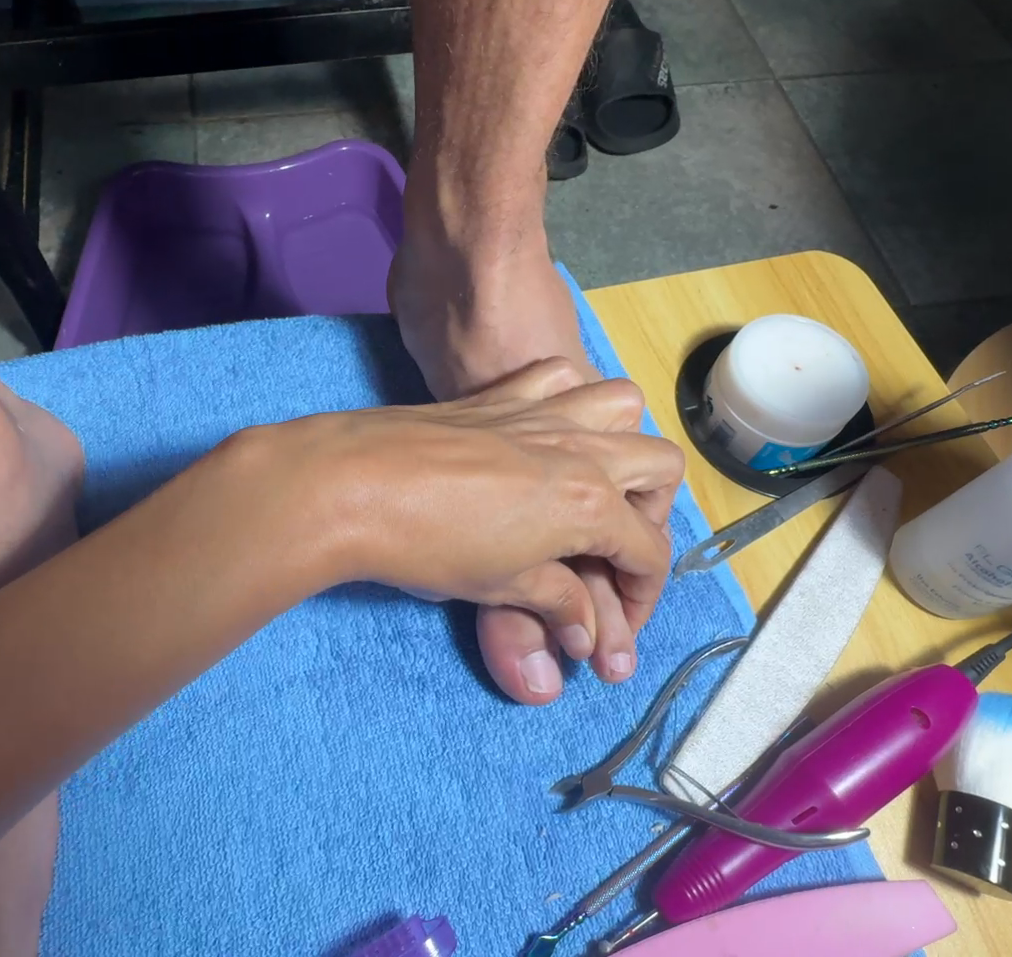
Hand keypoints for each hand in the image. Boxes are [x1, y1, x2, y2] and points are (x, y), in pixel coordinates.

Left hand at [391, 178, 657, 700]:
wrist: (352, 484)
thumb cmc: (426, 544)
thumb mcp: (500, 586)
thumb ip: (559, 604)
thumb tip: (589, 636)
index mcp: (590, 501)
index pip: (648, 550)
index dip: (642, 596)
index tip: (617, 625)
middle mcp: (580, 445)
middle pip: (660, 468)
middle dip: (651, 515)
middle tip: (611, 553)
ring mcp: (542, 409)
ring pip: (622, 404)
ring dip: (623, 445)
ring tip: (593, 486)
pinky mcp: (503, 392)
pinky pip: (561, 375)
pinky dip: (572, 399)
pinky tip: (547, 433)